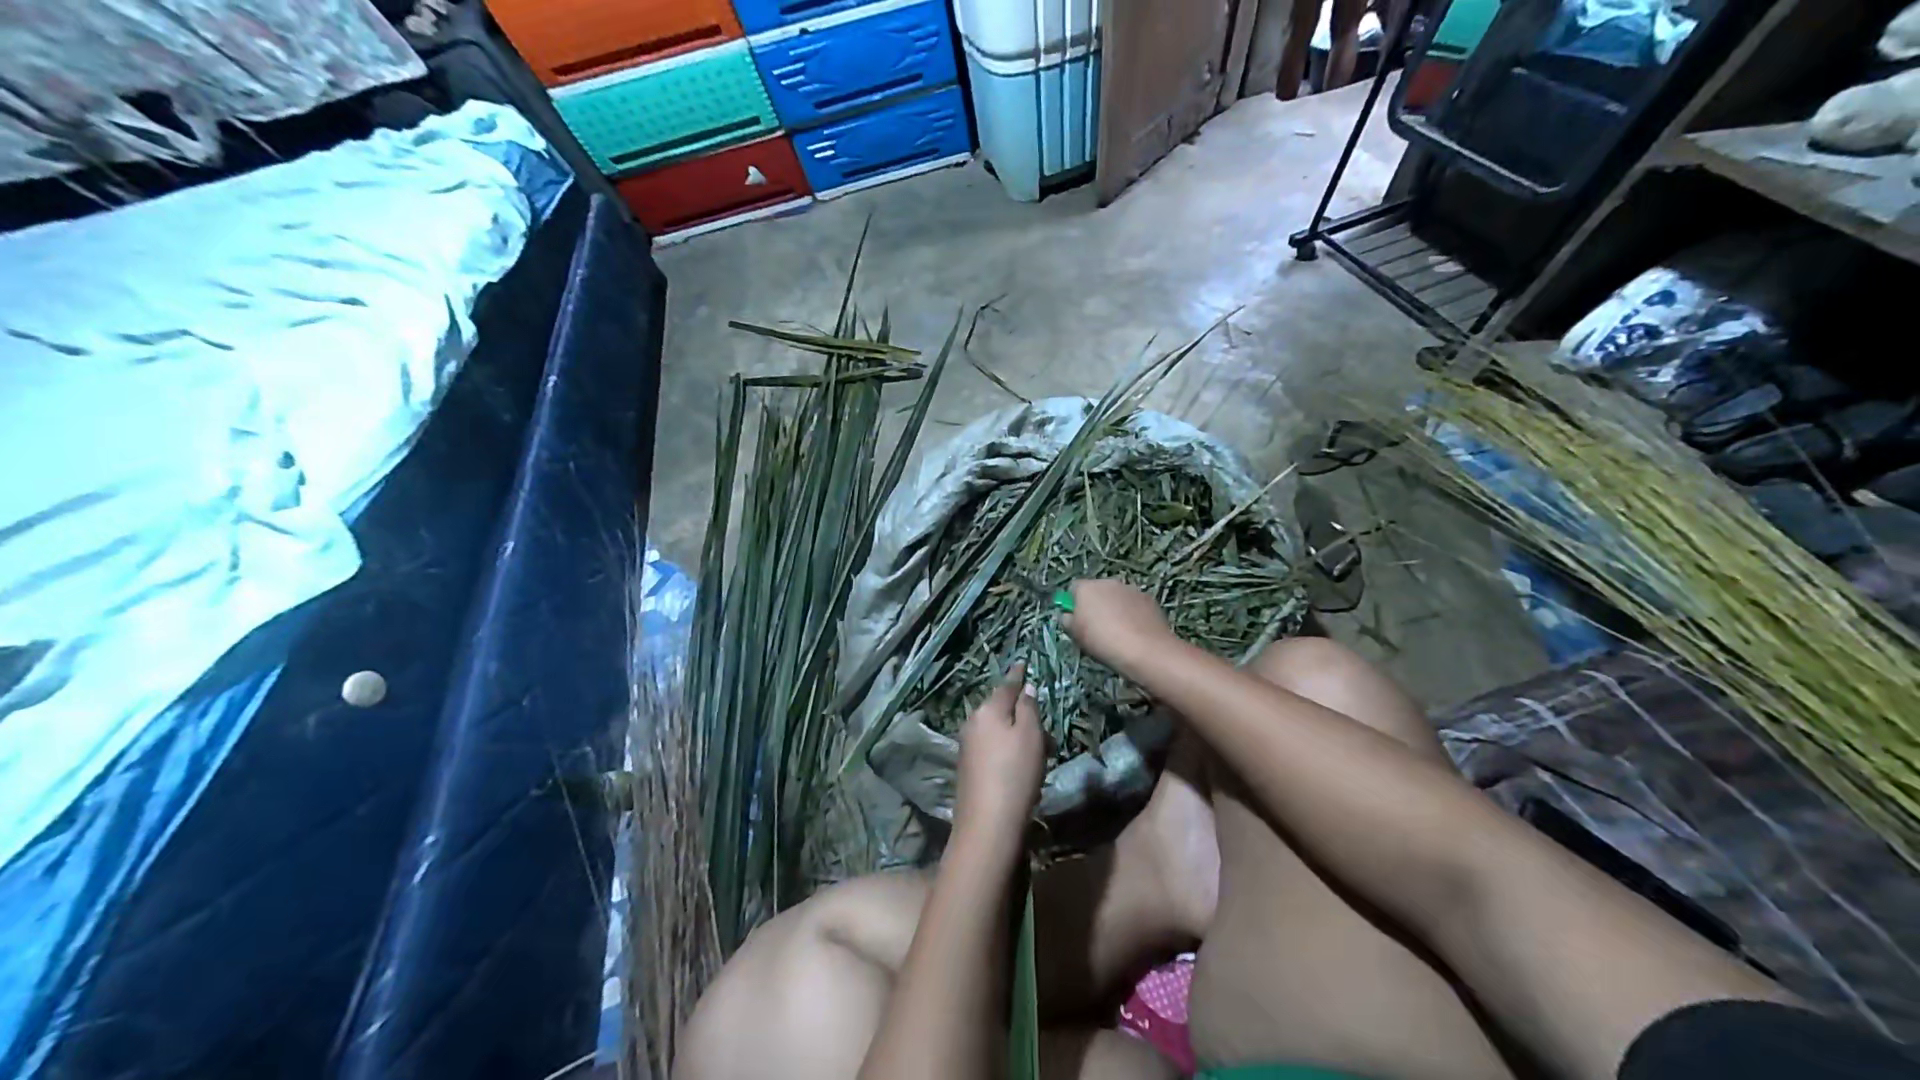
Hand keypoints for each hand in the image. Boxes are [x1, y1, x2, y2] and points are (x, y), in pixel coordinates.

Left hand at [951, 663, 1045, 858]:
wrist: (988, 823)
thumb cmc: (1015, 773)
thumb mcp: (1031, 735)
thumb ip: (1029, 707)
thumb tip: (1025, 689)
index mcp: (987, 709)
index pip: (1006, 685)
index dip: (1018, 675)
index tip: (1022, 663)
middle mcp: (972, 722)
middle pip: (1002, 709)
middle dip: (1024, 714)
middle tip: (1047, 732)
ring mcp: (967, 746)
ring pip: (999, 730)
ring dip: (1018, 735)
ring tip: (1041, 754)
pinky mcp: (969, 768)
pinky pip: (993, 748)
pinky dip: (1009, 751)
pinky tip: (1022, 768)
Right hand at [1061, 579, 1174, 676]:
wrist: (1146, 650)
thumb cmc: (1103, 641)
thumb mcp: (1075, 635)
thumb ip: (1067, 620)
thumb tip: (1069, 615)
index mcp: (1087, 588)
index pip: (1073, 588)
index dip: (1073, 603)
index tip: (1077, 621)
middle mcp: (1109, 582)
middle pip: (1097, 590)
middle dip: (1095, 605)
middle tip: (1096, 628)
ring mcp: (1131, 589)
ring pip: (1117, 597)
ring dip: (1115, 608)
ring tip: (1118, 632)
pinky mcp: (1149, 599)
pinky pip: (1134, 604)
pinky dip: (1132, 614)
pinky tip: (1135, 632)